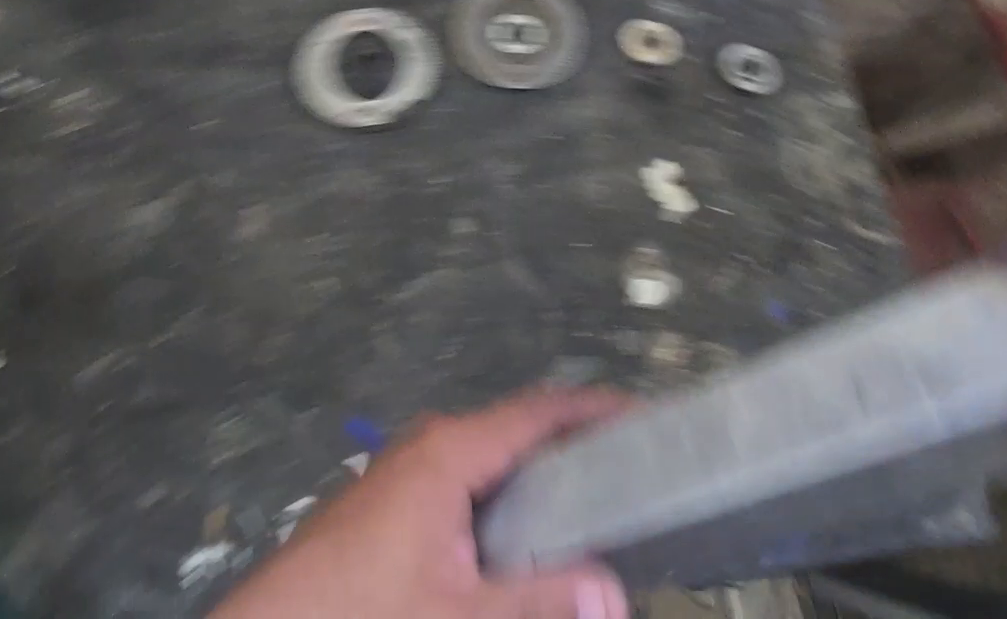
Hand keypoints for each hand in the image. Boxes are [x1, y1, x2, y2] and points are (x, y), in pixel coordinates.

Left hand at [211, 388, 633, 618]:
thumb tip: (615, 594)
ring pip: (490, 457)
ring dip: (537, 471)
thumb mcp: (456, 614)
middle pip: (516, 428)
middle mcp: (429, 444)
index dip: (592, 408)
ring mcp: (406, 467)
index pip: (537, 411)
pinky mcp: (392, 498)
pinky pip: (465, 480)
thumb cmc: (363, 610)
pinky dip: (504, 494)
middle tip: (628, 466)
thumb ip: (538, 601)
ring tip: (588, 498)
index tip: (643, 413)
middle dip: (571, 441)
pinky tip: (522, 533)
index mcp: (449, 451)